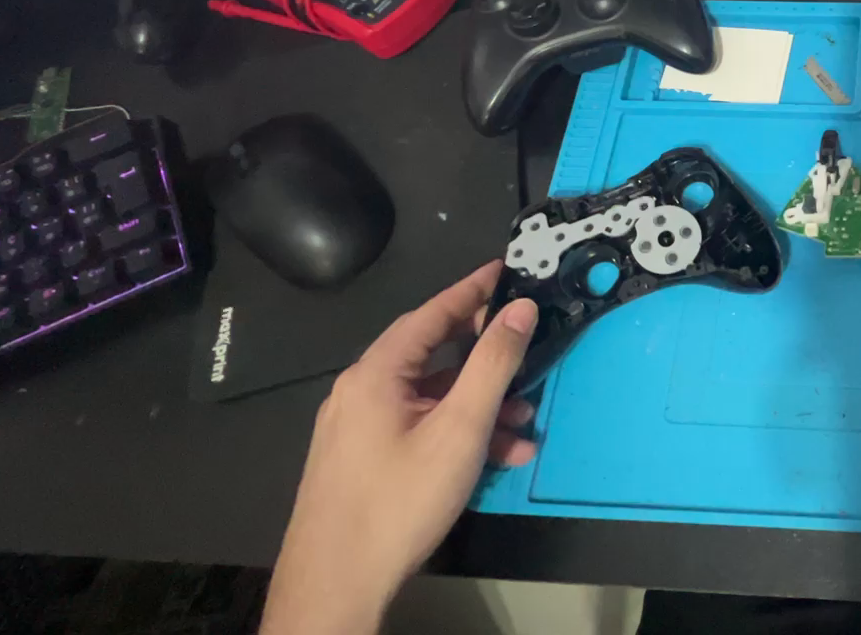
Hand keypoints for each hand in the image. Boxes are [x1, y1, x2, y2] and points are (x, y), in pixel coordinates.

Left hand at [260, 261, 539, 634]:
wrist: (334, 593)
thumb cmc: (400, 499)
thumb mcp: (460, 427)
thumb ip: (494, 361)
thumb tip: (520, 308)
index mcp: (376, 375)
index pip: (431, 313)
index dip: (472, 289)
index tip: (506, 269)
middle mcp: (362, 393)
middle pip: (434, 353)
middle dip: (488, 355)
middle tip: (527, 341)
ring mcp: (362, 428)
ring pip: (434, 396)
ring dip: (483, 404)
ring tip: (525, 422)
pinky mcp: (366, 459)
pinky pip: (422, 426)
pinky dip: (461, 432)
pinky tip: (501, 455)